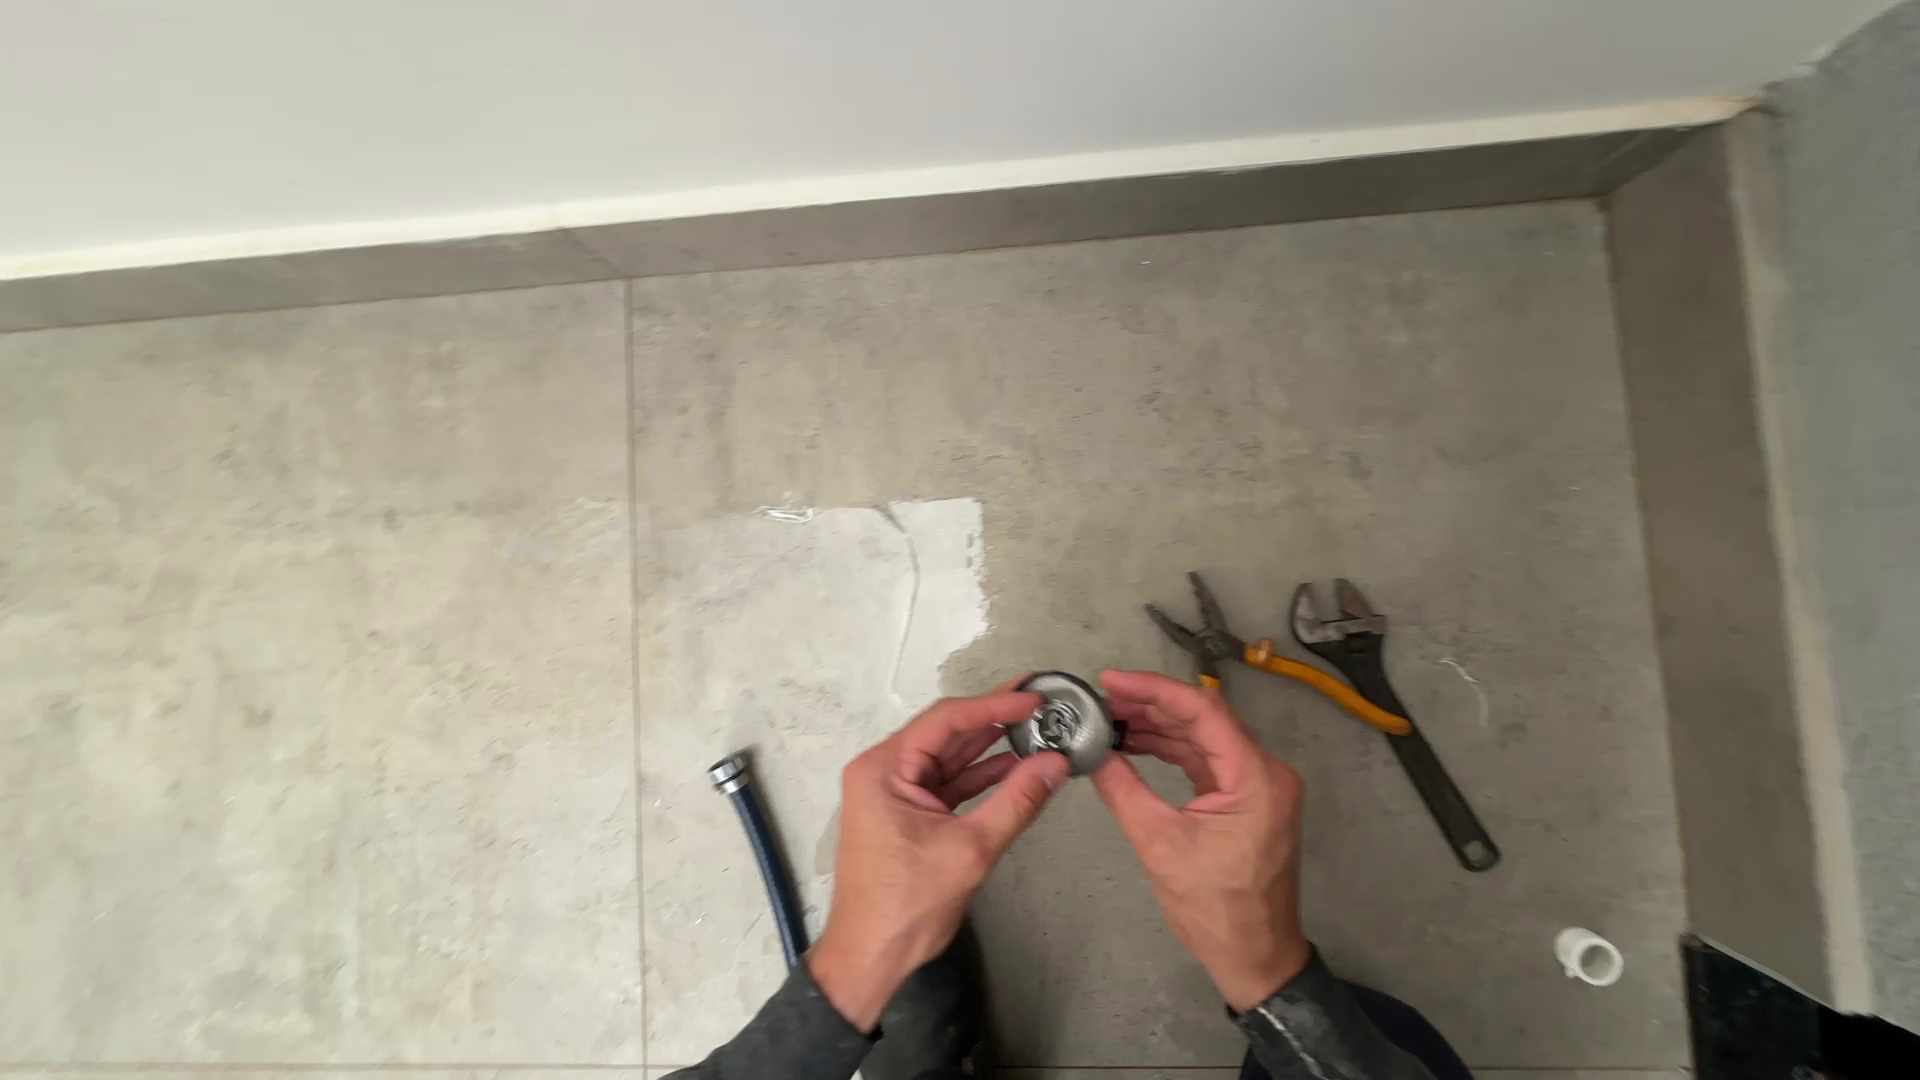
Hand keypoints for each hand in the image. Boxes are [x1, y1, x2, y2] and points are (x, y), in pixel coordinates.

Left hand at [807, 686, 1071, 1032]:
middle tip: (1039, 699)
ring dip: (991, 745)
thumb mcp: (969, 851)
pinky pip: (949, 782)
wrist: (871, 959)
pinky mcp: (909, 810)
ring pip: (950, 755)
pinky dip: (981, 775)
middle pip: (947, 732)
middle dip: (994, 717)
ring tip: (1036, 725)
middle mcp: (884, 768)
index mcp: (884, 766)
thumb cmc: (908, 904)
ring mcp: (896, 789)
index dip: (993, 705)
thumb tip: (1057, 764)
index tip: (1034, 696)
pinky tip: (1017, 765)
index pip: (946, 720)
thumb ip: (1016, 802)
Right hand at [1091, 669, 1311, 1010]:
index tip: (1112, 681)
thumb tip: (1092, 751)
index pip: (1202, 711)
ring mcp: (1256, 782)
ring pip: (1202, 733)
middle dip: (1151, 703)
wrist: (1255, 958)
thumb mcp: (1160, 844)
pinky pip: (1204, 756)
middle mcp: (1264, 770)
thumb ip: (1123, 789)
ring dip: (1157, 724)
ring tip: (1111, 719)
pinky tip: (1134, 742)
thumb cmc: (1215, 908)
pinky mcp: (1244, 795)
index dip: (1154, 689)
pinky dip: (1170, 747)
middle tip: (1104, 700)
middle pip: (1204, 716)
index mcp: (1255, 778)